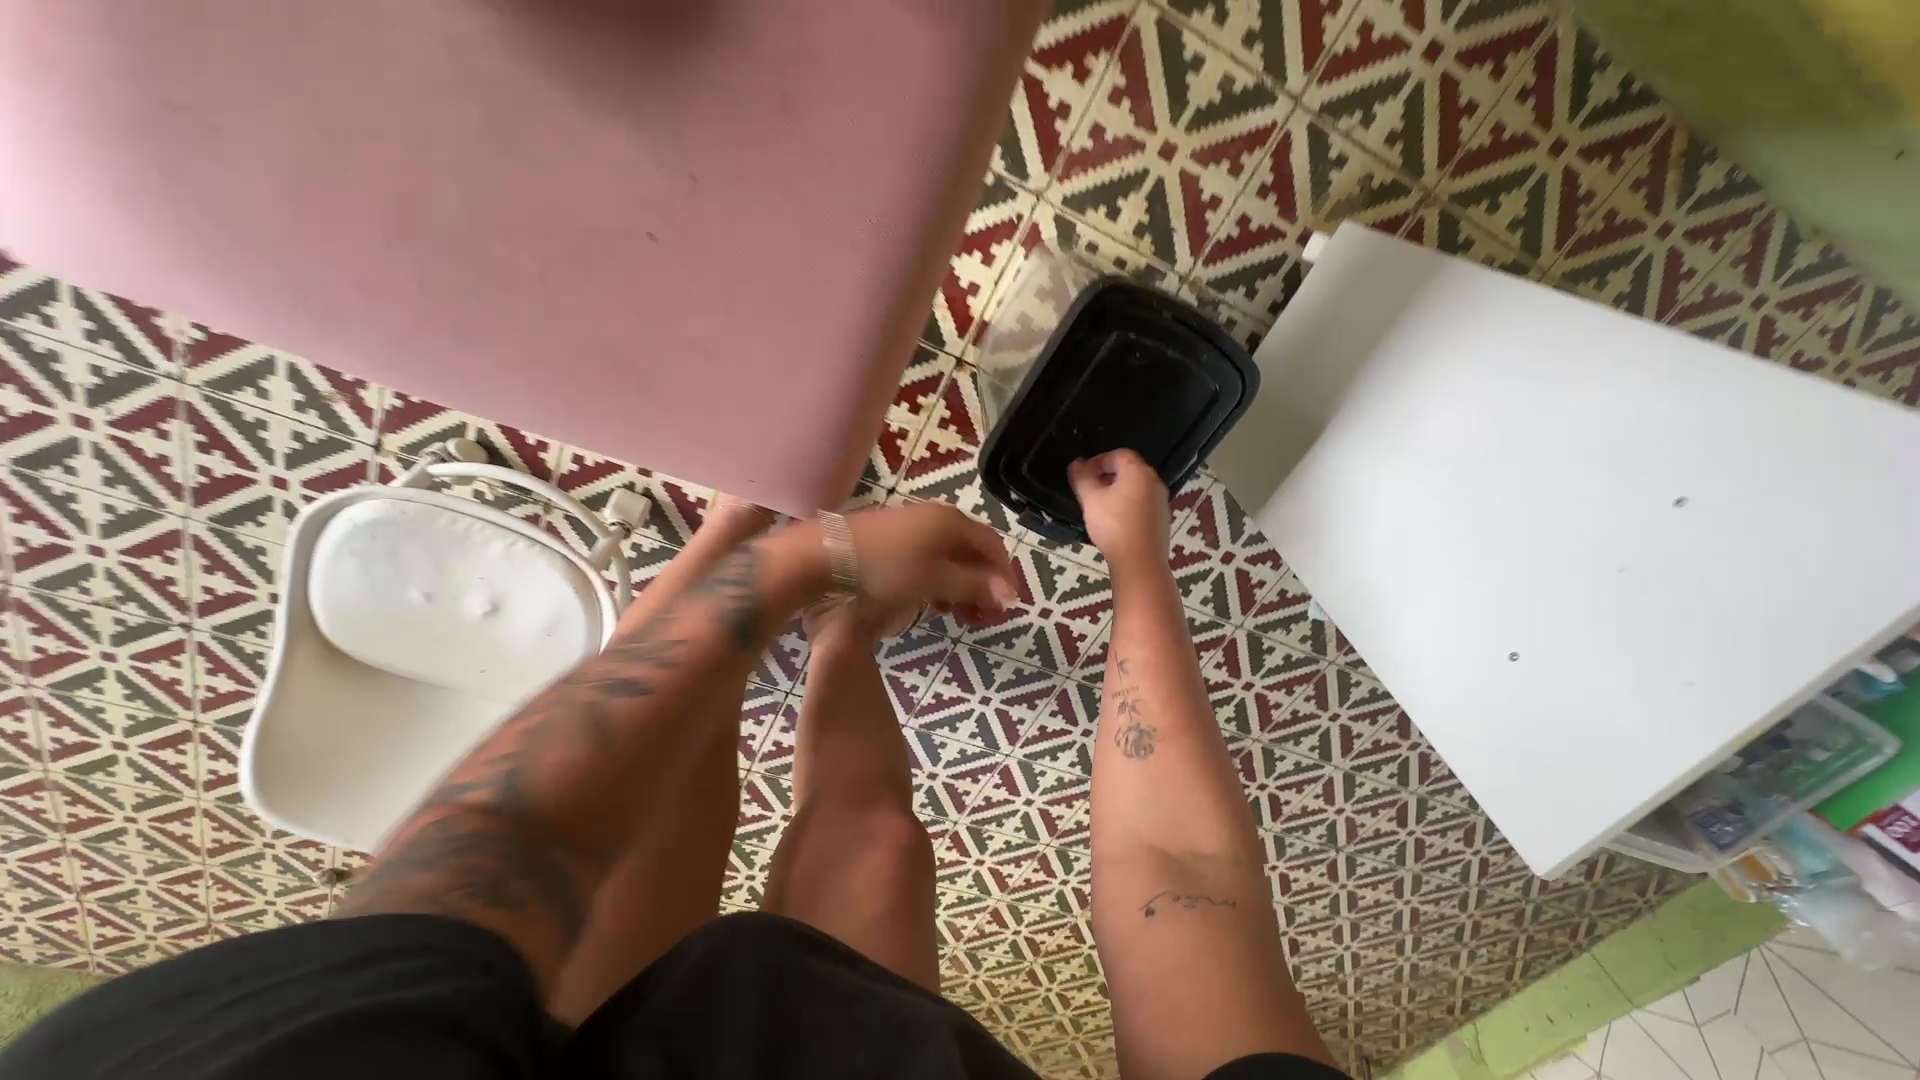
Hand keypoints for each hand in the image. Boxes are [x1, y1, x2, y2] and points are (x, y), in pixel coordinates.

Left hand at [844, 502, 1018, 621]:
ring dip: (962, 587)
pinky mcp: (896, 539)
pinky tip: (935, 603)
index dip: (1005, 576)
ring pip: (951, 558)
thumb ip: (974, 586)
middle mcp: (939, 518)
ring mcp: (916, 527)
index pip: (994, 546)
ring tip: (961, 615)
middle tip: (984, 618)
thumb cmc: (887, 566)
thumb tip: (1010, 595)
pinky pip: (931, 559)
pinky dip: (941, 581)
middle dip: (983, 586)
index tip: (1007, 607)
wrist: (827, 553)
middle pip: (974, 552)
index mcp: (954, 522)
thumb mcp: (935, 580)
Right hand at [1068, 450, 1169, 570]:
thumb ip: (1082, 478)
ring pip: (1136, 488)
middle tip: (1089, 488)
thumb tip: (1076, 463)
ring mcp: (1161, 502)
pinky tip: (1115, 520)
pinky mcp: (1162, 520)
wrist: (1140, 562)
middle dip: (1107, 475)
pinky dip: (1128, 504)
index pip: (1119, 454)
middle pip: (1130, 470)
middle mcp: (1155, 482)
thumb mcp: (1091, 499)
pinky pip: (1142, 503)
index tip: (1083, 473)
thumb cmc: (1114, 525)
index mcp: (1139, 472)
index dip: (1099, 460)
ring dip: (1117, 490)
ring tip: (1099, 505)